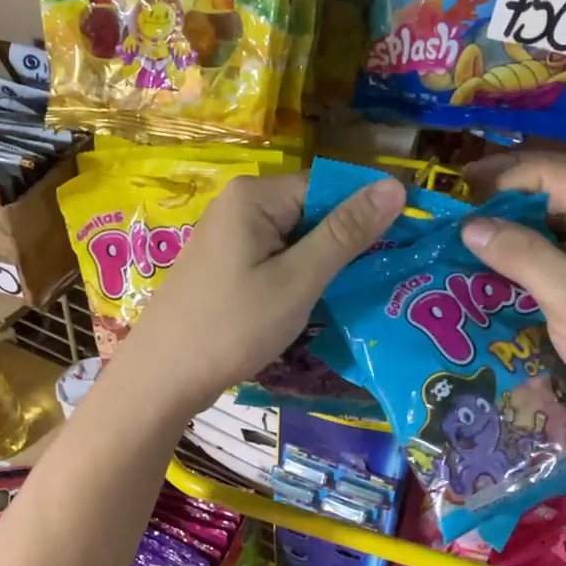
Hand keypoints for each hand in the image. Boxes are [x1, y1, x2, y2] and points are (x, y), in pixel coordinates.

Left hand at [113, 173, 402, 414]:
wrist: (163, 378)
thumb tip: (396, 186)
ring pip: (293, 241)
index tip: (403, 248)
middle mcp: (238, 205)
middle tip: (382, 280)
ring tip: (354, 298)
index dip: (367, 215)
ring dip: (323, 267)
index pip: (329, 187)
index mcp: (255, 196)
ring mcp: (226, 238)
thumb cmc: (232, 327)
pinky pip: (272, 262)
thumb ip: (345, 234)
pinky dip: (296, 280)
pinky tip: (312, 307)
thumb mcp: (297, 281)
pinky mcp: (222, 268)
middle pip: (311, 212)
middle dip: (345, 244)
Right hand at [459, 156, 565, 431]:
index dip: (501, 178)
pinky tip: (497, 275)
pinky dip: (524, 257)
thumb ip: (523, 256)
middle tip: (453, 219)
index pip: (550, 172)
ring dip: (510, 230)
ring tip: (466, 247)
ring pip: (551, 225)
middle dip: (501, 200)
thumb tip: (470, 224)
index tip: (456, 198)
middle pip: (550, 193)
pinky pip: (557, 255)